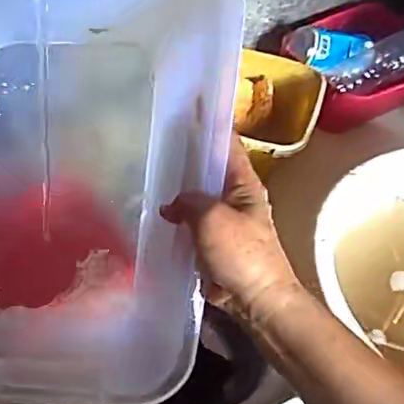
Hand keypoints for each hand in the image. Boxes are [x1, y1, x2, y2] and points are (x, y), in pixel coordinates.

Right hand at [161, 135, 300, 314]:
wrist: (255, 298)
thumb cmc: (242, 255)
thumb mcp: (213, 220)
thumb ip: (189, 203)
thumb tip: (171, 203)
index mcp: (244, 184)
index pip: (226, 144)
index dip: (210, 124)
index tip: (192, 105)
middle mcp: (233, 198)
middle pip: (207, 169)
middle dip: (186, 155)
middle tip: (156, 139)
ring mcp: (221, 221)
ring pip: (195, 196)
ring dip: (176, 188)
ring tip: (148, 173)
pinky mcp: (209, 243)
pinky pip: (188, 222)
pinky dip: (173, 217)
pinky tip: (153, 214)